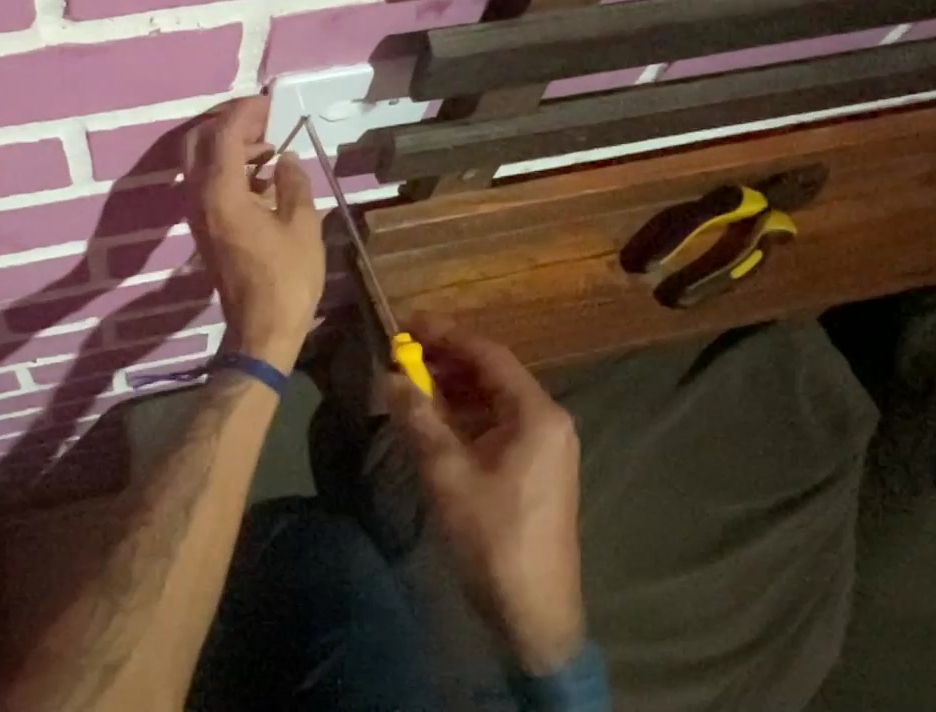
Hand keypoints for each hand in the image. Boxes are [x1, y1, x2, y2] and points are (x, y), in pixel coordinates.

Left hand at [183, 98, 324, 372]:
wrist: (260, 329)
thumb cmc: (286, 278)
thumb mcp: (302, 225)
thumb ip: (293, 183)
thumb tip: (286, 158)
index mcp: (221, 192)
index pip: (224, 133)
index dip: (246, 112)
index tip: (271, 103)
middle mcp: (198, 196)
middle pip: (199, 141)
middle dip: (228, 123)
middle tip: (263, 118)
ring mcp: (196, 213)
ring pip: (200, 162)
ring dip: (228, 145)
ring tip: (269, 143)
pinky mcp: (203, 226)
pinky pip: (206, 182)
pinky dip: (227, 167)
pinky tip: (261, 173)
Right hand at [386, 314, 585, 673]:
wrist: (533, 611)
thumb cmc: (492, 535)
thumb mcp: (445, 472)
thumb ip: (417, 416)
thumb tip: (389, 375)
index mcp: (536, 414)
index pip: (487, 353)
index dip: (445, 333)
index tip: (405, 324)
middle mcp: (546, 421)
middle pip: (491, 372)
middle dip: (444, 359)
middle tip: (399, 353)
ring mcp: (543, 445)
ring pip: (491, 398)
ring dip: (450, 387)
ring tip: (408, 382)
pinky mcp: (533, 468)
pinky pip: (495, 423)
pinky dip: (462, 414)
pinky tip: (431, 419)